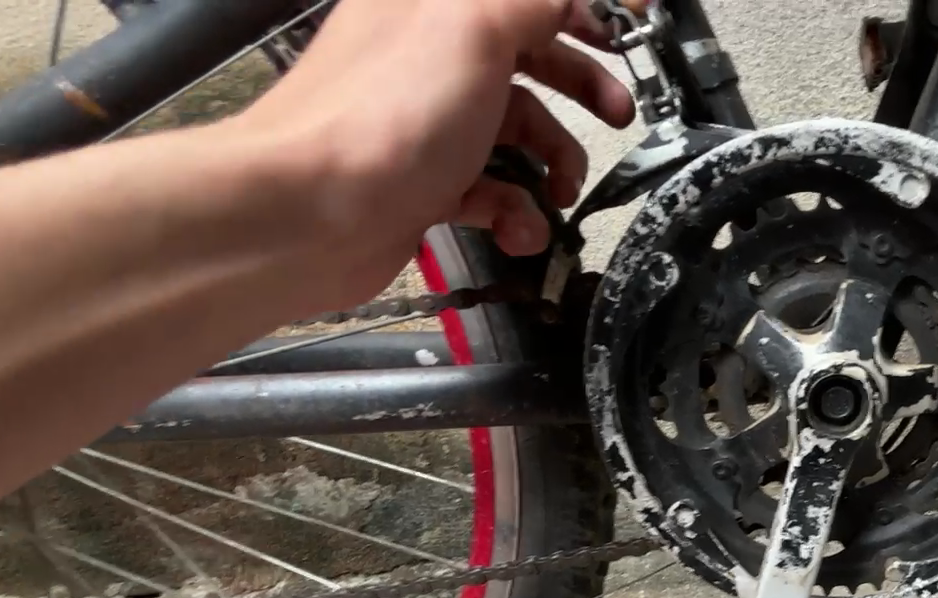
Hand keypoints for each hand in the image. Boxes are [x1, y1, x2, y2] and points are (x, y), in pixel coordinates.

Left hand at [232, 0, 640, 304]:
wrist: (317, 211)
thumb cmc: (396, 114)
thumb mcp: (474, 30)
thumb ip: (530, 1)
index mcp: (438, 7)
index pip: (522, 0)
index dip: (575, 13)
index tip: (619, 41)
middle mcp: (434, 58)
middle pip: (527, 63)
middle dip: (579, 92)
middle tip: (620, 119)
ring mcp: (433, 125)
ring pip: (518, 138)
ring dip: (552, 169)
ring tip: (563, 196)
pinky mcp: (432, 184)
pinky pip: (494, 193)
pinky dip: (515, 216)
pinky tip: (519, 233)